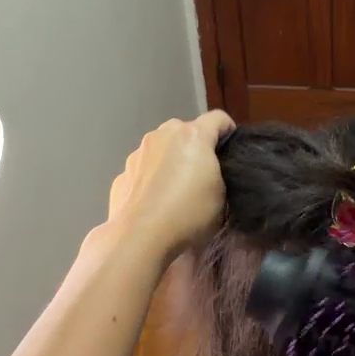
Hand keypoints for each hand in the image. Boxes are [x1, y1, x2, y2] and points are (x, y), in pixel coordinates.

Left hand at [104, 110, 233, 260]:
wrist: (140, 237)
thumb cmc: (189, 214)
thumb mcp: (222, 196)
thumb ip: (219, 173)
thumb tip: (210, 171)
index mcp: (193, 135)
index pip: (219, 118)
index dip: (229, 133)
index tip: (232, 153)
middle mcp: (163, 135)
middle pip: (185, 131)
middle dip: (196, 147)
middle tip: (203, 176)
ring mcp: (138, 153)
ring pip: (161, 149)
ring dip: (171, 161)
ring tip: (175, 191)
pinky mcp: (122, 173)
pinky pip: (144, 170)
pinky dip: (152, 179)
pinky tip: (155, 203)